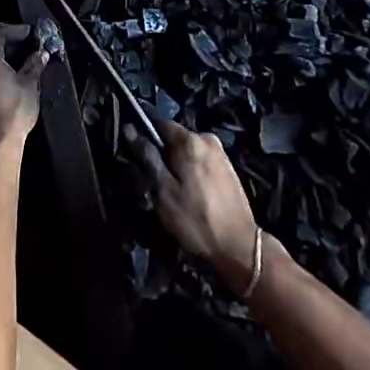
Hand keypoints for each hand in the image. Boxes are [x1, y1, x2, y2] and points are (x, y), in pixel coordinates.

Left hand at [0, 24, 48, 152]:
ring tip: (28, 59)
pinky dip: (1, 66)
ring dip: (8, 55)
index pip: (0, 31)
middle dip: (14, 42)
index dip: (18, 30)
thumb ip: (34, 64)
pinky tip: (17, 74)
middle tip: (34, 46)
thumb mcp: (29, 83)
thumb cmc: (14, 109)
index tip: (35, 35)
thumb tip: (41, 53)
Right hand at [127, 120, 260, 288]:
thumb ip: (148, 158)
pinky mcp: (228, 166)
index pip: (160, 124)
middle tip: (155, 183)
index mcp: (191, 140)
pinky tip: (191, 194)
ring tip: (173, 192)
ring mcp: (220, 152)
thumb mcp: (164, 192)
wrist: (238, 245)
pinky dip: (192, 171)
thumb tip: (130, 130)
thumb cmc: (196, 219)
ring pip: (188, 151)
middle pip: (175, 139)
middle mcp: (207, 138)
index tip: (139, 158)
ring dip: (178, 165)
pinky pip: (201, 160)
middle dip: (163, 155)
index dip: (146, 137)